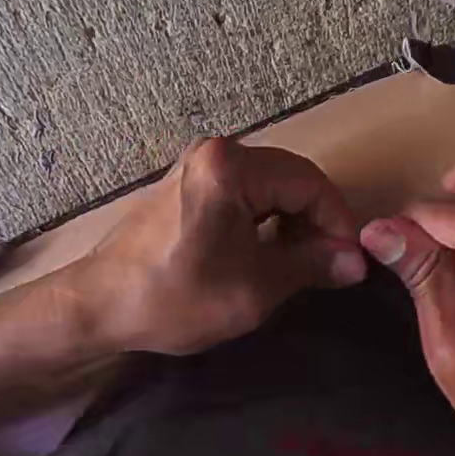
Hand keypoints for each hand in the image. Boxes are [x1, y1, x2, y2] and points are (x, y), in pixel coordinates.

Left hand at [71, 138, 367, 355]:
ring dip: (292, 220)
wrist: (98, 304)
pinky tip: (267, 251)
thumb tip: (356, 261)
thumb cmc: (173, 297)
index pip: (309, 183)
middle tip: (328, 266)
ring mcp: (199, 163)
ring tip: (300, 263)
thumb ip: (310, 266)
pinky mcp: (188, 179)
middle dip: (316, 221)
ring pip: (270, 184)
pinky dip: (265, 217)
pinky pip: (244, 189)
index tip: (350, 263)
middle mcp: (216, 151)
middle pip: (290, 177)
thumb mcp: (253, 289)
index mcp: (231, 166)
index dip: (337, 222)